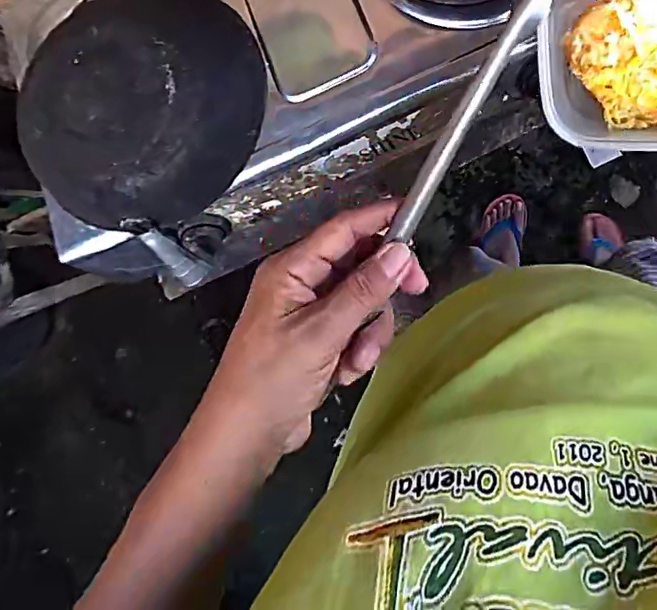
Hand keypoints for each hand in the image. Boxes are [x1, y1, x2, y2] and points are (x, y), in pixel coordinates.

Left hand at [199, 201, 429, 457]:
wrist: (241, 444)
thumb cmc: (269, 382)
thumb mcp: (322, 333)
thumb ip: (364, 290)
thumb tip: (401, 252)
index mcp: (292, 269)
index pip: (344, 228)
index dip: (379, 217)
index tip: (414, 212)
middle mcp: (302, 282)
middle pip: (360, 263)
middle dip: (383, 286)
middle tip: (416, 289)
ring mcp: (311, 311)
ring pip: (364, 299)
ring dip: (371, 328)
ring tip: (359, 358)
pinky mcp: (319, 337)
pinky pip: (357, 326)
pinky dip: (361, 347)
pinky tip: (347, 371)